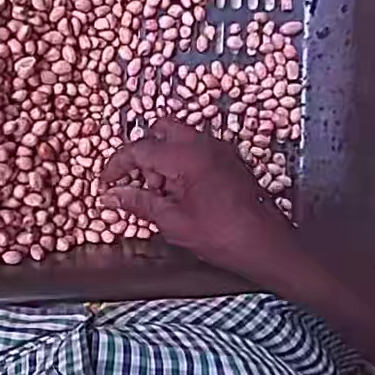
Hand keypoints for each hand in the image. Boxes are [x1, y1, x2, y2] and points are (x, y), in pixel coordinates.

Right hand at [99, 118, 302, 283]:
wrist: (267, 245)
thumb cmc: (223, 236)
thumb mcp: (173, 222)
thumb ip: (140, 203)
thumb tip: (112, 196)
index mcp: (187, 156)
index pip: (140, 149)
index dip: (117, 166)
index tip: (107, 183)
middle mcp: (205, 144)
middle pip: (160, 129)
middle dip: (143, 154)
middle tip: (138, 183)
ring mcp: (220, 149)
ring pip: (179, 137)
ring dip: (162, 158)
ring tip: (161, 195)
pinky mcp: (229, 159)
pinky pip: (196, 148)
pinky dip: (181, 162)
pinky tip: (181, 194)